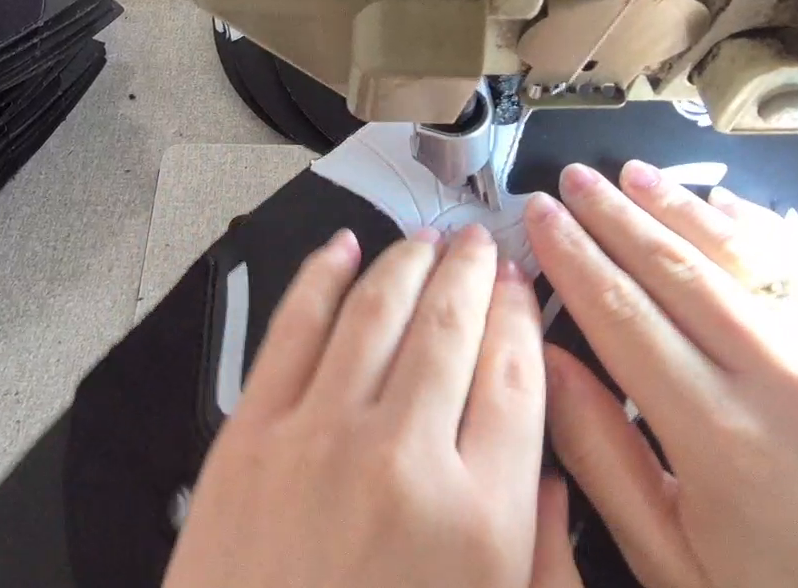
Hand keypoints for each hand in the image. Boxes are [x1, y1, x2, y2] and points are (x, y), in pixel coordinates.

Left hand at [163, 225, 549, 587]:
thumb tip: (547, 470)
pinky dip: (321, 276)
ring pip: (377, 310)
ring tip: (428, 241)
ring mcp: (318, 436)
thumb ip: (538, 555)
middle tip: (480, 244)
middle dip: (471, 272)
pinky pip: (293, 327)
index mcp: (476, 517)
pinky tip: (343, 248)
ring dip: (408, 263)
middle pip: (450, 327)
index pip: (515, 376)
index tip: (520, 286)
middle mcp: (401, 458)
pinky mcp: (251, 432)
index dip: (520, 316)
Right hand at [526, 163, 797, 587]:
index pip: (622, 313)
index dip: (572, 255)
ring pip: (751, 257)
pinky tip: (727, 207)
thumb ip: (600, 452)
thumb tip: (546, 354)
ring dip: (683, 208)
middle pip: (680, 271)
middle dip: (615, 216)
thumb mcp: (670, 560)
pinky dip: (769, 231)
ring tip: (634, 174)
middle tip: (574, 177)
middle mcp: (796, 388)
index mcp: (724, 443)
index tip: (539, 213)